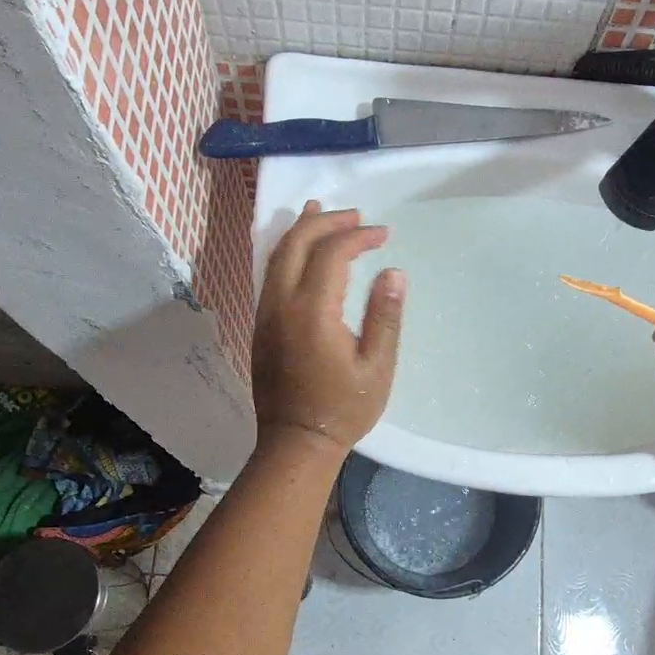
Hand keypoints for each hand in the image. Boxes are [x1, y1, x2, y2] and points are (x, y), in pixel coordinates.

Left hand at [251, 200, 406, 458]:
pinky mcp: (260, 325)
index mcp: (312, 312)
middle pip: (297, 243)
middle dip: (326, 222)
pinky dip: (287, 252)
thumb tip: (393, 273)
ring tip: (321, 212)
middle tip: (356, 216)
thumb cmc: (343, 409)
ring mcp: (266, 314)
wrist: (296, 442)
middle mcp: (281, 305)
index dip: (358, 236)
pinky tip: (300, 250)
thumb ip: (385, 316)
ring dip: (301, 231)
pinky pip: (270, 275)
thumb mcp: (377, 367)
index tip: (384, 234)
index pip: (331, 254)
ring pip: (276, 256)